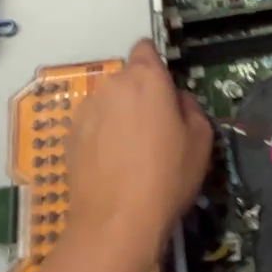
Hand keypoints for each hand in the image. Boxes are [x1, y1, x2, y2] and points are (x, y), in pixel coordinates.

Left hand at [37, 40, 212, 271]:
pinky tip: (110, 165)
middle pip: (128, 79)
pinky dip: (101, 136)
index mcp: (147, 77)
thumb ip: (190, 107)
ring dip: (119, 115)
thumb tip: (177, 101)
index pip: (146, 48)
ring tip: (129, 152)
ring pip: (109, 102)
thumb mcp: (201, 140)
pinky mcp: (70, 136)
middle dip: (140, 95)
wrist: (115, 223)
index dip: (155, 64)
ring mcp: (87, 109)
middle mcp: (113, 84)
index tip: (163, 89)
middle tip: (154, 129)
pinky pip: (92, 125)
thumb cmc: (166, 176)